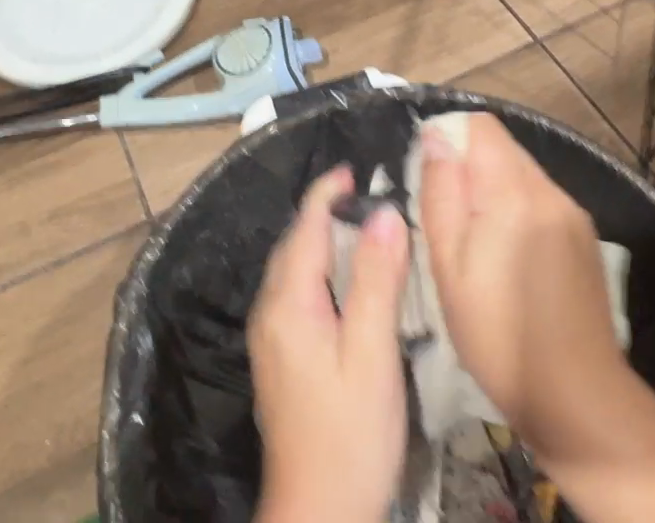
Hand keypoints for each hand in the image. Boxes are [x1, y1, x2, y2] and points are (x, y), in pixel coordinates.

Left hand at [249, 167, 411, 522]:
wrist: (317, 508)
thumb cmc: (350, 432)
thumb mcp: (371, 354)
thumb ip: (377, 282)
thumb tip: (385, 213)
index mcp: (288, 304)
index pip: (305, 229)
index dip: (327, 194)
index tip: (353, 167)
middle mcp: (270, 312)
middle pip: (295, 246)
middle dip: (324, 213)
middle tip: (366, 191)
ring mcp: (270, 337)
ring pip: (294, 270)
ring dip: (322, 241)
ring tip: (361, 225)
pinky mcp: (279, 357)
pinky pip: (296, 293)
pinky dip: (320, 271)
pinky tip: (347, 281)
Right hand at [419, 114, 623, 467]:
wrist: (577, 396)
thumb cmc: (496, 334)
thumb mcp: (448, 265)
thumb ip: (441, 193)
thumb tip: (435, 138)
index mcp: (515, 192)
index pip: (480, 127)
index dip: (447, 140)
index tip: (428, 180)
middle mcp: (551, 191)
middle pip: (502, 149)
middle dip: (468, 169)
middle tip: (445, 221)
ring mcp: (574, 216)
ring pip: (521, 177)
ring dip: (491, 193)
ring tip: (473, 246)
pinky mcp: (585, 241)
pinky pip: (541, 204)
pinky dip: (516, 214)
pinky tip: (506, 262)